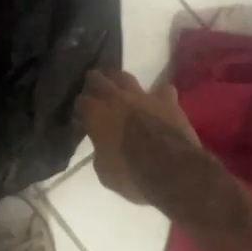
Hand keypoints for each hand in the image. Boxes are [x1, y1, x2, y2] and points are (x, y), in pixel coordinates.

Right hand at [76, 69, 202, 205]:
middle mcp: (115, 98)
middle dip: (94, 82)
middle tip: (95, 90)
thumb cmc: (131, 174)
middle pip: (97, 78)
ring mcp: (142, 96)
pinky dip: (160, 94)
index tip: (82, 115)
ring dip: (120, 81)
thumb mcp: (104, 171)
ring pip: (125, 76)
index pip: (80, 101)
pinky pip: (163, 90)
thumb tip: (103, 147)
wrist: (172, 171)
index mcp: (95, 114)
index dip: (81, 107)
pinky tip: (160, 101)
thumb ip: (100, 151)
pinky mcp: (167, 100)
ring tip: (120, 88)